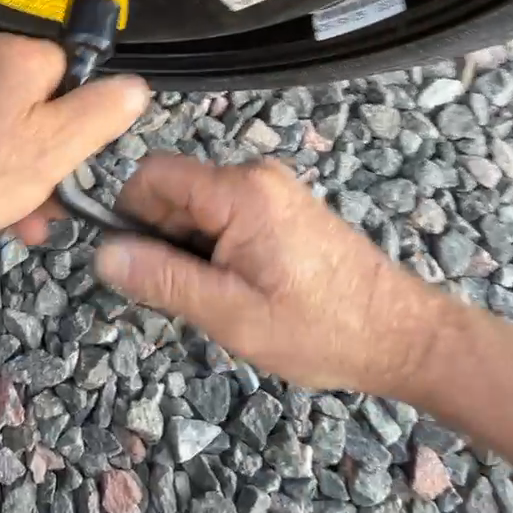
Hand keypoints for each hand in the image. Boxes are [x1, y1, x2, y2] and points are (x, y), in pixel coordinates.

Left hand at [0, 35, 148, 256]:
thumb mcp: (54, 148)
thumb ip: (100, 113)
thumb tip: (135, 86)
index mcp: (20, 57)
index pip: (77, 74)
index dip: (84, 121)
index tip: (76, 159)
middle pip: (46, 105)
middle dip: (55, 158)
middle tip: (54, 201)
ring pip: (15, 129)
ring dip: (29, 176)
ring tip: (29, 222)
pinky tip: (1, 216)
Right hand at [92, 155, 447, 394]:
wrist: (408, 338)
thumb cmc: (325, 330)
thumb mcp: (234, 315)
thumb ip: (163, 280)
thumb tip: (103, 255)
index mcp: (240, 192)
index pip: (152, 175)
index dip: (130, 213)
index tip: (136, 260)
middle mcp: (253, 175)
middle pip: (173, 190)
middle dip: (163, 237)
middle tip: (186, 291)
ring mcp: (270, 187)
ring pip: (195, 204)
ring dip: (190, 245)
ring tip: (220, 293)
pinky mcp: (280, 203)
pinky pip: (222, 212)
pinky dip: (215, 244)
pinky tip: (240, 284)